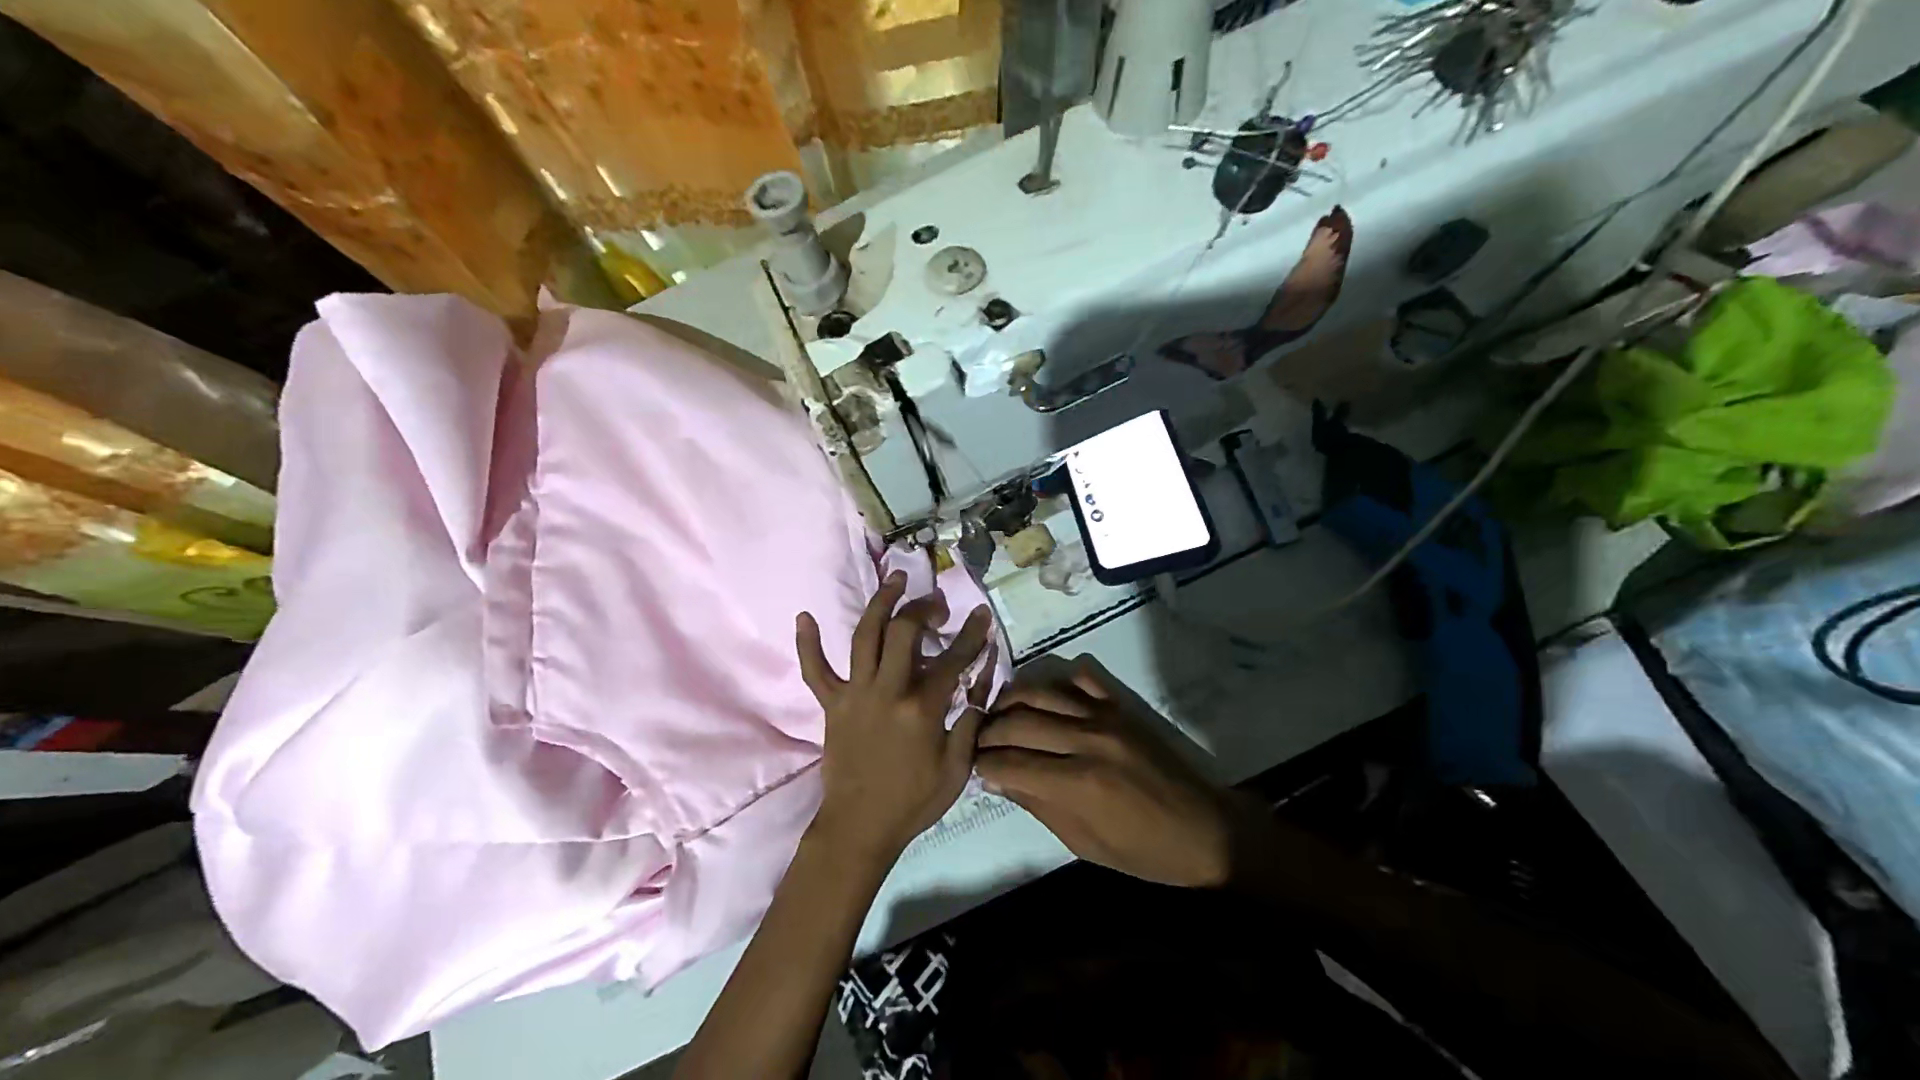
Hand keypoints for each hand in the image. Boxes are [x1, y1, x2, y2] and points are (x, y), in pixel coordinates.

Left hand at [797, 570, 992, 863]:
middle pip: (905, 633)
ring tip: (895, 580)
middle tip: (937, 604)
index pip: (953, 660)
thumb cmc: (913, 801)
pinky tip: (804, 616)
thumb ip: (968, 728)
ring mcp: (855, 694)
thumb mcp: (956, 770)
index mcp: (922, 708)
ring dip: (880, 604)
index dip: (971, 635)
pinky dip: (808, 644)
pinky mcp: (832, 704)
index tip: (981, 615)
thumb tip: (975, 694)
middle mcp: (888, 690)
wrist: (860, 826)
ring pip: (865, 636)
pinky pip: (815, 670)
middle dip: (923, 609)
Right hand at [975, 660, 1247, 886]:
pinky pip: (1079, 679)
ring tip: (998, 715)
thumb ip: (1037, 803)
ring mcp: (1106, 716)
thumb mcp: (1083, 842)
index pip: (1010, 762)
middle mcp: (1087, 740)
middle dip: (988, 732)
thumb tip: (994, 777)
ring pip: (1041, 692)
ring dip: (1011, 701)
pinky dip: (1054, 683)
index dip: (982, 764)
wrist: (1204, 829)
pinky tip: (1041, 697)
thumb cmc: (1142, 851)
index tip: (972, 767)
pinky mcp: (1120, 706)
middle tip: (977, 742)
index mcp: (1078, 783)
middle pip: (1018, 721)